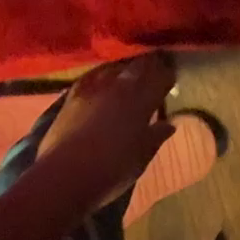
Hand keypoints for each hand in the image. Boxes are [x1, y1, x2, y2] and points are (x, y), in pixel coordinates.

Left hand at [33, 53, 176, 211]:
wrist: (66, 174)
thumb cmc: (112, 170)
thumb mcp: (142, 157)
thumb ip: (157, 136)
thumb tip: (170, 123)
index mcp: (142, 99)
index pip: (161, 78)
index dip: (168, 77)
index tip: (172, 79)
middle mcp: (121, 85)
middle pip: (140, 66)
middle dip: (150, 66)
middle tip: (156, 70)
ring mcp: (96, 85)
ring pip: (117, 66)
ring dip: (127, 67)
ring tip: (132, 72)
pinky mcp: (75, 91)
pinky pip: (94, 73)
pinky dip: (104, 72)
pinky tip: (104, 76)